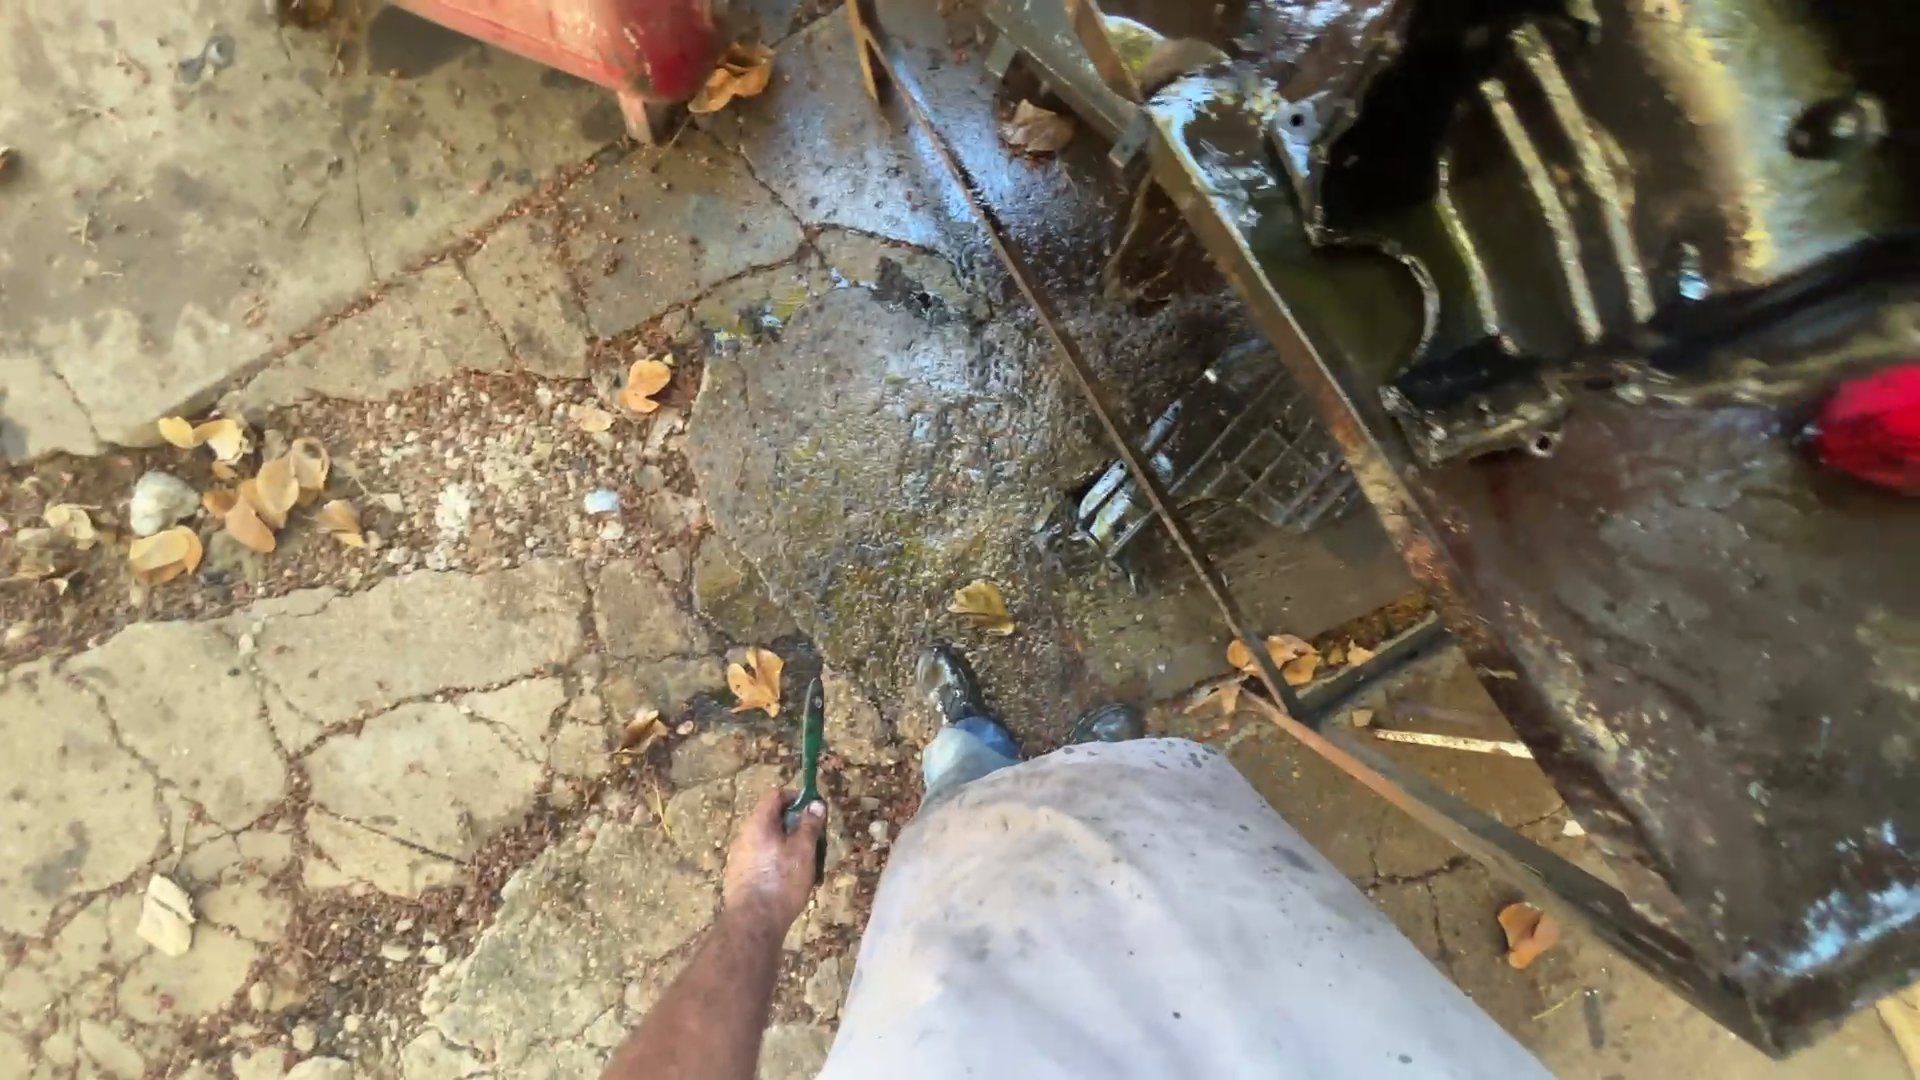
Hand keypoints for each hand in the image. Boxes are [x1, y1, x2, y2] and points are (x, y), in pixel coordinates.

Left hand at [722, 789, 824, 932]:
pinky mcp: (738, 877)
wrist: (753, 924)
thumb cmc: (781, 881)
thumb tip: (815, 804)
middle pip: (771, 818)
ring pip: (767, 841)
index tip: (812, 809)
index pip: (774, 795)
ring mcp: (738, 857)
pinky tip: (788, 881)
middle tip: (813, 840)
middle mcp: (744, 835)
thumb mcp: (804, 849)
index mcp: (758, 823)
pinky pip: (761, 859)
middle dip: (794, 825)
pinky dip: (776, 862)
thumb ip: (809, 824)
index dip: (795, 797)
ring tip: (805, 864)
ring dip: (786, 845)